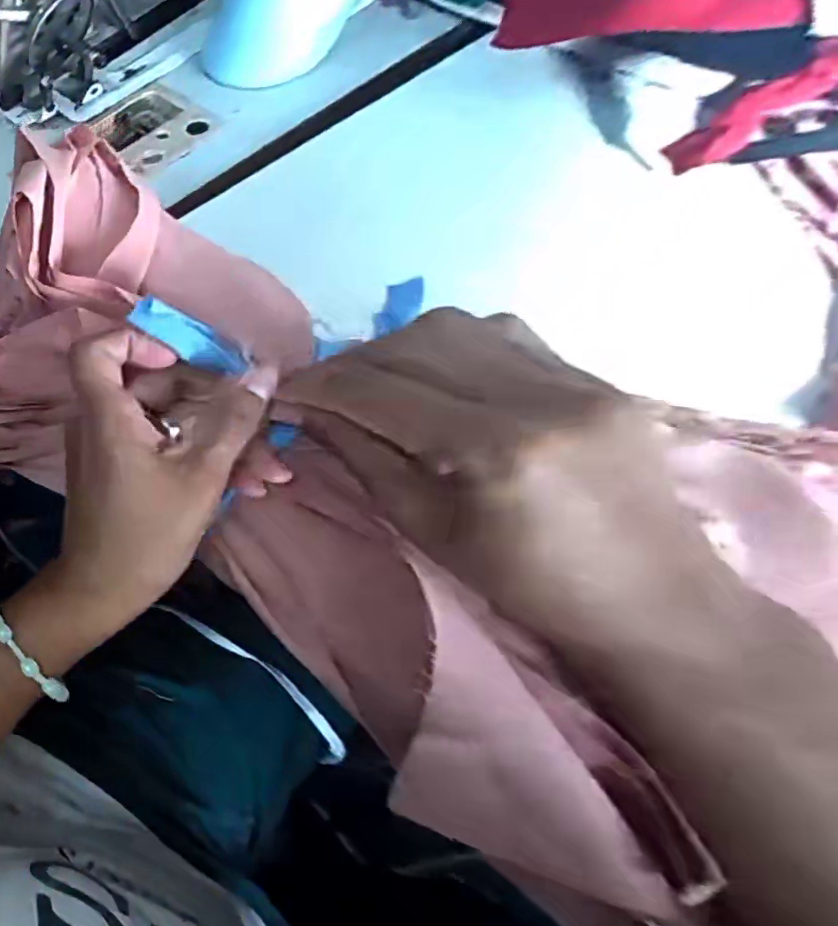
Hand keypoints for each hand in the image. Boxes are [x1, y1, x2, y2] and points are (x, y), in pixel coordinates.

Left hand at [48, 329, 276, 622]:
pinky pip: (157, 442)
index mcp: (105, 414)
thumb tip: (264, 371)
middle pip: (152, 383)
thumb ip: (234, 420)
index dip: (135, 342)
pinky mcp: (117, 465)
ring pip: (166, 418)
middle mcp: (98, 421)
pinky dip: (196, 454)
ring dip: (219, 437)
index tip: (178, 361)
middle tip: (266, 430)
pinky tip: (249, 482)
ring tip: (271, 470)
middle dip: (216, 404)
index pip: (95, 350)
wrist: (104, 588)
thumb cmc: (148, 533)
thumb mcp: (202, 475)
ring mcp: (106, 444)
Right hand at [279, 309, 749, 658]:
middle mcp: (541, 396)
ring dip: (392, 350)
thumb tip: (303, 410)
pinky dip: (444, 349)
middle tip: (316, 393)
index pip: (375, 389)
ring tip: (369, 385)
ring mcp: (578, 379)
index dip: (313, 387)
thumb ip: (357, 453)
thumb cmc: (514, 578)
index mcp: (494, 448)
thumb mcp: (415, 521)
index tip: (276, 397)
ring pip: (456, 326)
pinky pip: (500, 335)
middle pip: (413, 343)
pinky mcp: (595, 377)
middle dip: (347, 365)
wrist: (648, 598)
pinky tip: (429, 379)